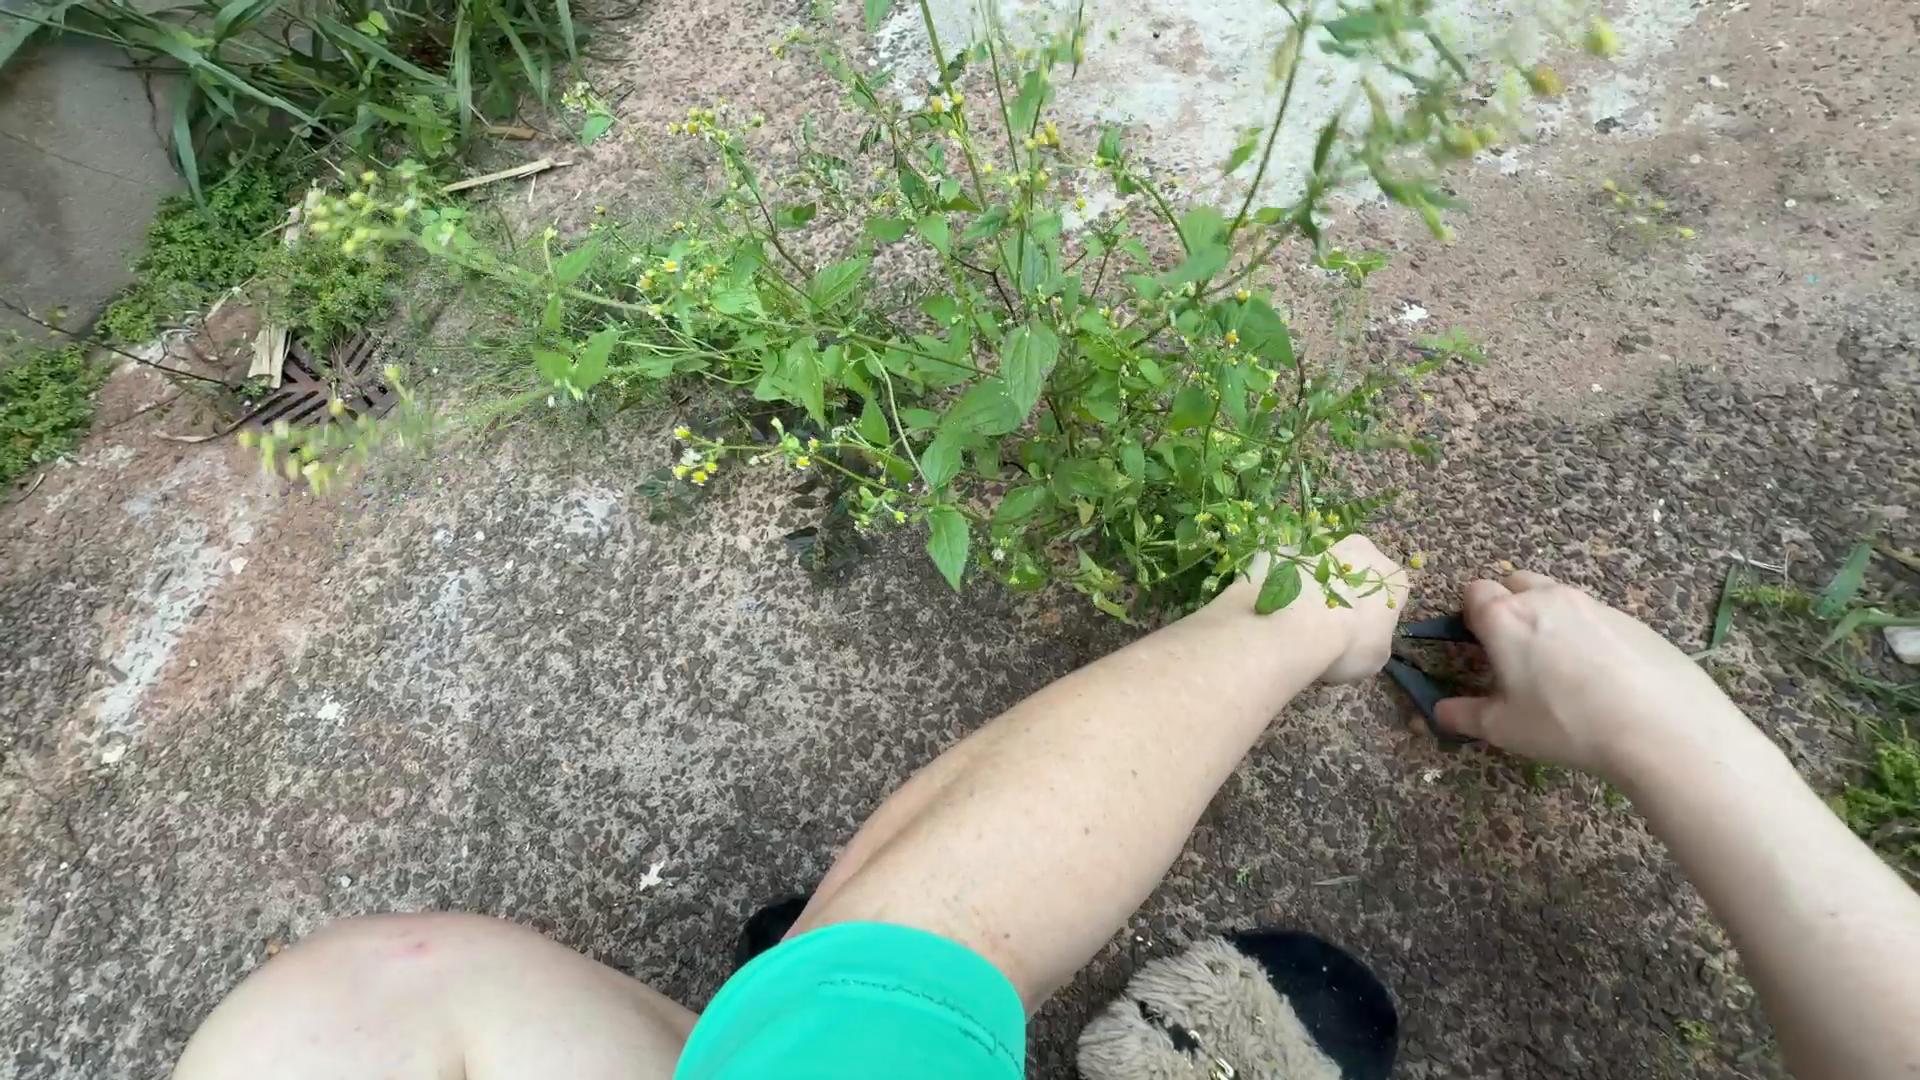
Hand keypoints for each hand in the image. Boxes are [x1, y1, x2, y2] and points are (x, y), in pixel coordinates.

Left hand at [1209, 534, 1406, 684]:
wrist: (1294, 628)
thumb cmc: (1347, 645)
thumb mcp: (1374, 657)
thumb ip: (1374, 639)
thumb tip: (1361, 638)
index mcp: (1393, 578)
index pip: (1389, 593)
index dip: (1371, 613)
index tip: (1354, 630)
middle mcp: (1362, 551)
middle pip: (1354, 571)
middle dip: (1340, 590)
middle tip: (1323, 620)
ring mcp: (1321, 547)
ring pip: (1318, 566)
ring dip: (1310, 584)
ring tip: (1293, 614)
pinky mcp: (1284, 550)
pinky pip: (1284, 567)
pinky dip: (1279, 582)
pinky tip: (1271, 605)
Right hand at [1433, 572, 1753, 779]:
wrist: (1669, 733)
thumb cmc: (1567, 725)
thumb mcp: (1503, 728)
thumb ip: (1462, 715)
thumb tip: (1438, 714)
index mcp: (1504, 617)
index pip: (1473, 592)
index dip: (1469, 614)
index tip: (1477, 643)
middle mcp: (1546, 600)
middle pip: (1516, 582)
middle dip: (1508, 604)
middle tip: (1514, 648)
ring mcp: (1596, 606)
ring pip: (1558, 598)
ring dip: (1549, 617)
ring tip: (1561, 664)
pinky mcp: (1637, 622)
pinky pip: (1598, 617)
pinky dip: (1589, 635)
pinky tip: (1604, 676)